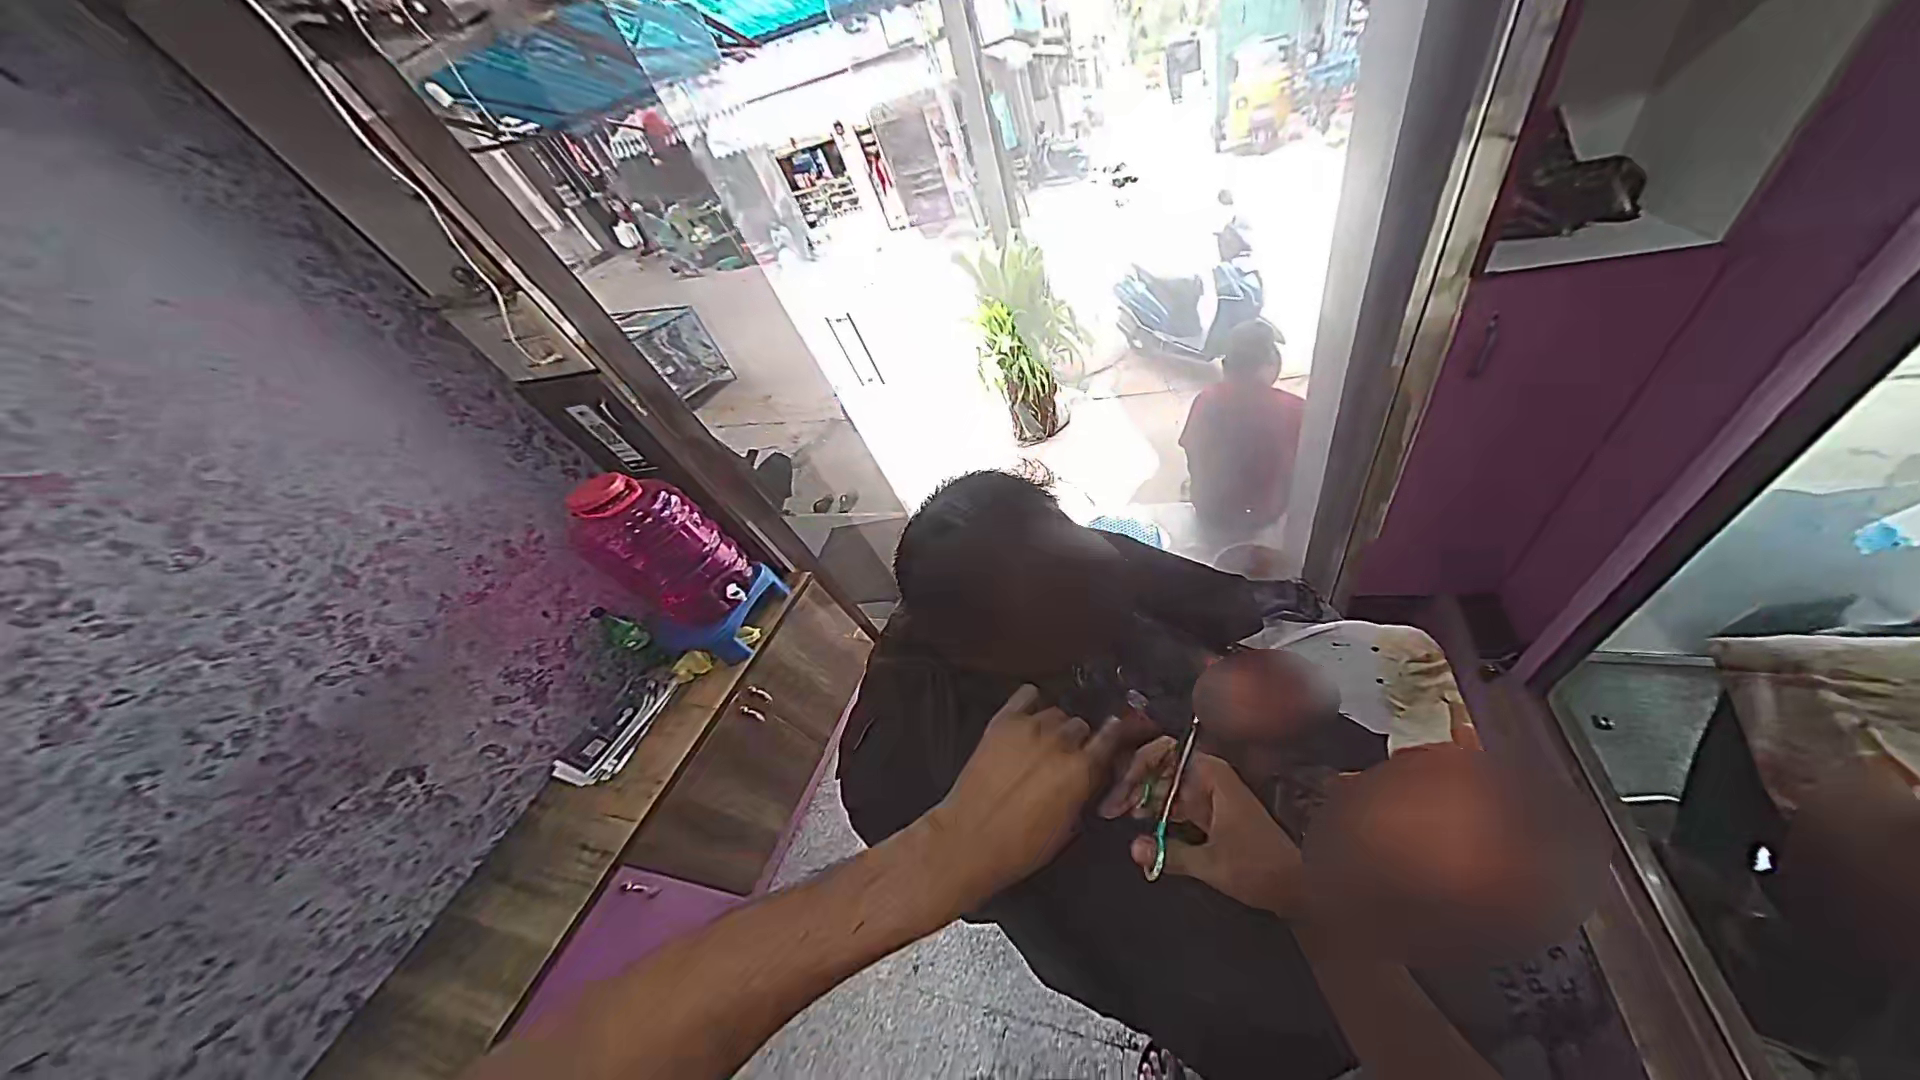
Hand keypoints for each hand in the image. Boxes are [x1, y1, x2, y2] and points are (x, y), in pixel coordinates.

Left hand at [924, 685, 1125, 907]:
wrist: (969, 840)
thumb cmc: (1017, 845)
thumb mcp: (1068, 828)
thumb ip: (1085, 792)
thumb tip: (1091, 776)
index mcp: (1081, 770)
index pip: (1112, 736)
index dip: (1116, 736)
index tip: (1114, 737)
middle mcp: (1059, 743)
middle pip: (1081, 725)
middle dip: (1077, 741)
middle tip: (1064, 760)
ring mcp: (1029, 728)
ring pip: (1056, 712)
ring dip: (1053, 727)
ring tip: (1040, 747)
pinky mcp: (1002, 722)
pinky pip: (1027, 695)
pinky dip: (1030, 703)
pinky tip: (1027, 720)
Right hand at [1102, 741, 1303, 916]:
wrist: (1303, 888)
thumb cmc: (1261, 867)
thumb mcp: (1212, 863)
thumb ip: (1170, 852)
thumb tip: (1134, 847)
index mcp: (1212, 776)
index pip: (1166, 753)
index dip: (1139, 767)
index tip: (1121, 788)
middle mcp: (1209, 779)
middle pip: (1161, 770)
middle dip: (1134, 786)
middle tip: (1111, 807)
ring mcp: (1209, 796)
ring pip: (1165, 789)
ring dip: (1142, 801)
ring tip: (1116, 814)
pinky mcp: (1209, 814)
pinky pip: (1175, 806)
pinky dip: (1157, 816)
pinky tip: (1140, 827)